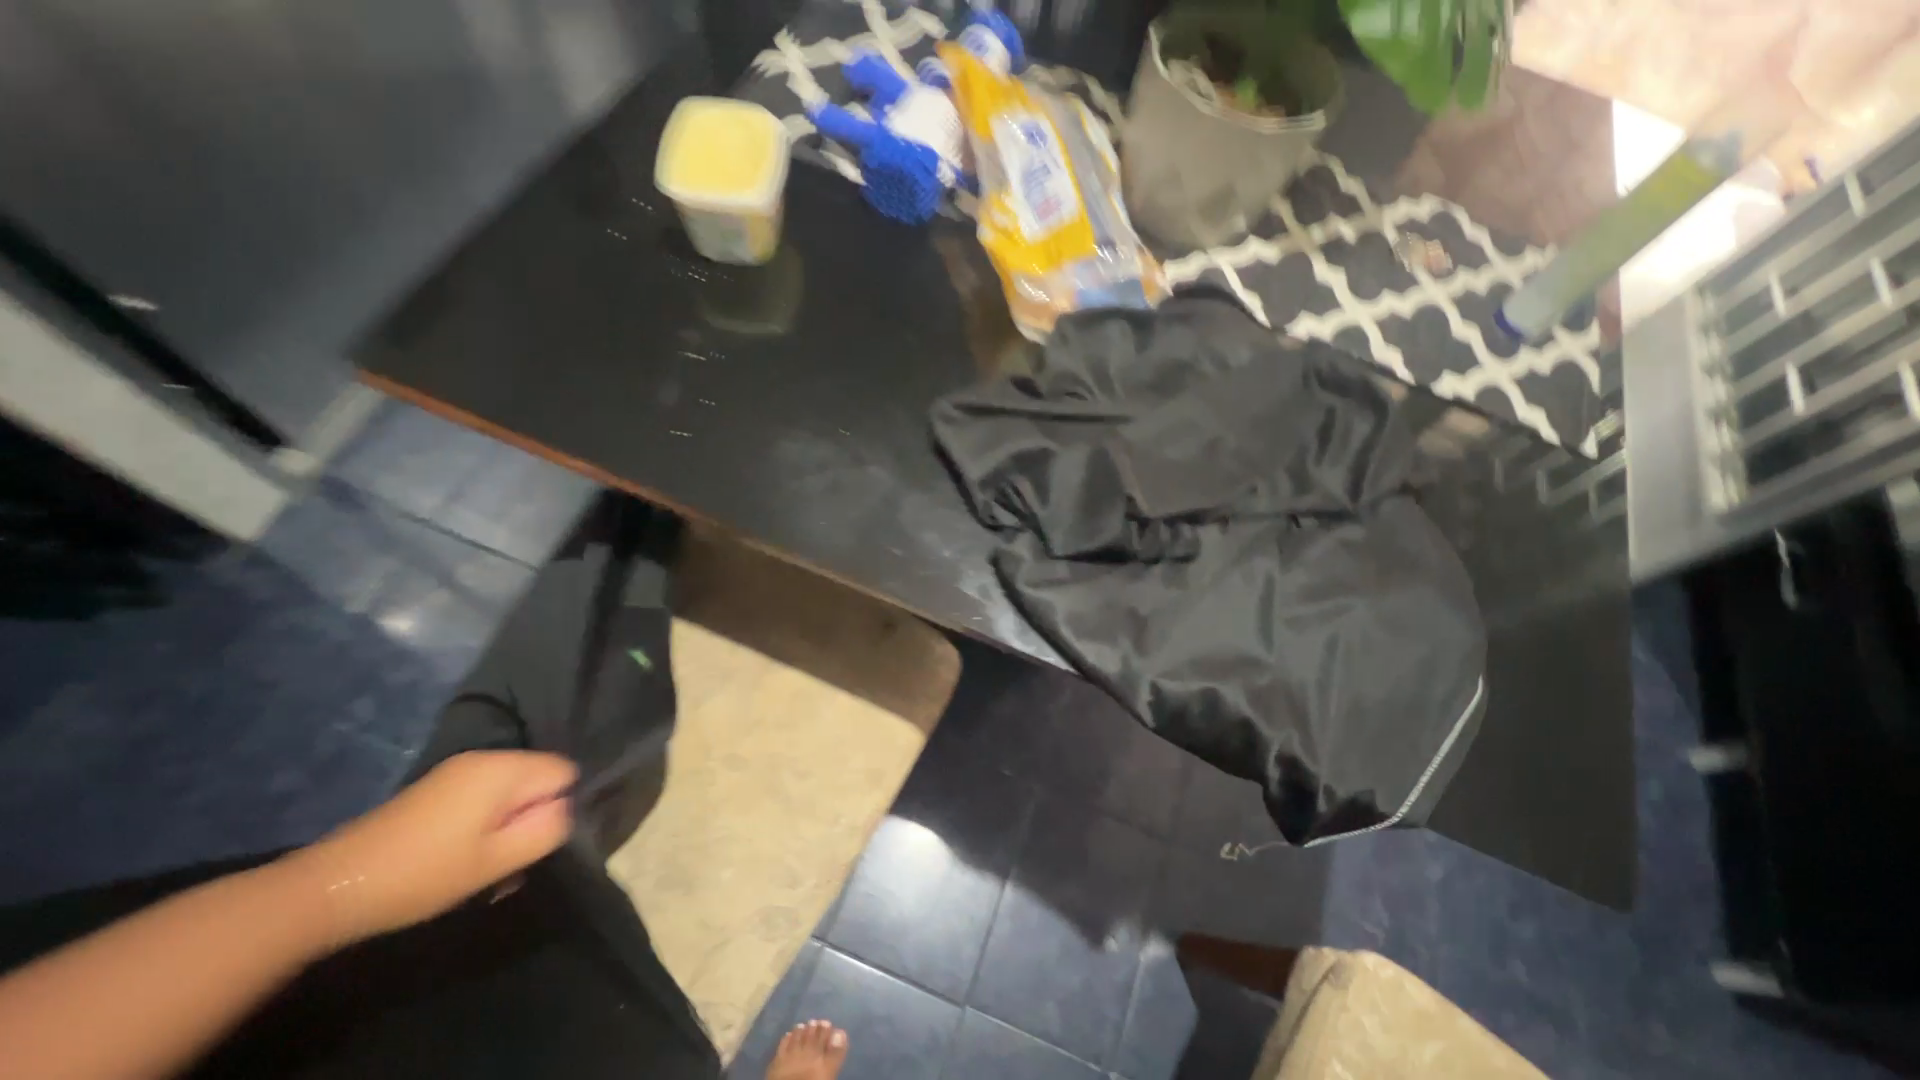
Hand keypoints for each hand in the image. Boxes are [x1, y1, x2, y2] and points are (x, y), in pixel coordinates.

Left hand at [288, 751, 576, 947]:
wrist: (333, 887)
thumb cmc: (423, 874)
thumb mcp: (495, 860)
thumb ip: (544, 830)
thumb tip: (567, 809)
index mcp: (502, 769)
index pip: (564, 771)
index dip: (563, 806)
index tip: (540, 844)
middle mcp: (482, 760)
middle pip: (537, 781)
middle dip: (535, 820)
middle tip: (514, 865)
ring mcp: (455, 774)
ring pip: (511, 795)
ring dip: (510, 830)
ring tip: (489, 871)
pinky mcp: (436, 792)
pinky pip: (484, 801)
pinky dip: (486, 829)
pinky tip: (466, 864)